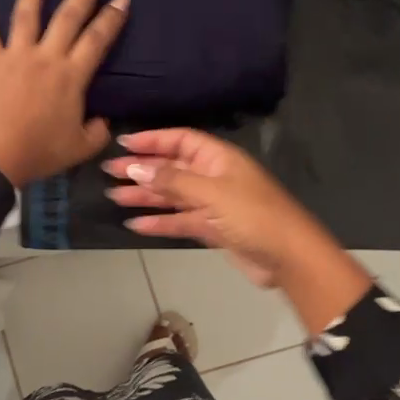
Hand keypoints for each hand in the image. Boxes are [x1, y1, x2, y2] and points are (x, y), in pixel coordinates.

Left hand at [0, 0, 128, 186]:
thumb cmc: (39, 153)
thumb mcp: (80, 149)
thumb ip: (98, 132)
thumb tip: (102, 120)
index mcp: (72, 76)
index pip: (97, 39)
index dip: (112, 18)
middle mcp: (46, 57)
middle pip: (68, 16)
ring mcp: (15, 56)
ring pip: (27, 14)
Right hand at [106, 129, 373, 329]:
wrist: (289, 258)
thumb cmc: (254, 216)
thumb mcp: (211, 193)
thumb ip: (172, 180)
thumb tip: (135, 165)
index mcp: (218, 159)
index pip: (180, 140)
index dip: (152, 140)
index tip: (123, 144)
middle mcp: (214, 177)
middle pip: (173, 167)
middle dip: (142, 169)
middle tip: (110, 172)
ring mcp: (213, 204)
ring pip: (172, 195)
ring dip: (145, 196)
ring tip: (115, 197)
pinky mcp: (213, 229)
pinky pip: (180, 220)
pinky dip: (159, 222)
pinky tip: (136, 224)